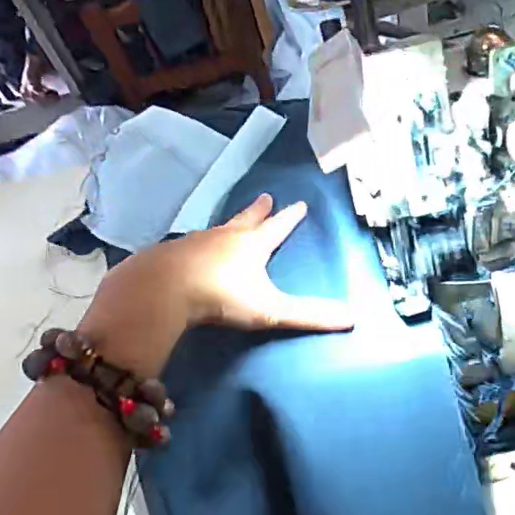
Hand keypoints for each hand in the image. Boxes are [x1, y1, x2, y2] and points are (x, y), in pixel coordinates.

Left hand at [79, 194, 353, 374]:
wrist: (162, 290)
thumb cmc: (221, 295)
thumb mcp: (270, 309)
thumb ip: (308, 315)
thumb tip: (352, 317)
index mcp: (252, 245)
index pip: (277, 227)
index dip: (290, 218)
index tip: (299, 204)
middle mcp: (223, 237)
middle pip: (245, 220)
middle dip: (258, 211)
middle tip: (265, 197)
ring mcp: (193, 243)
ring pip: (215, 231)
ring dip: (226, 227)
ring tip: (229, 226)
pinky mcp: (168, 255)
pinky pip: (187, 247)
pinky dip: (195, 247)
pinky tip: (190, 253)